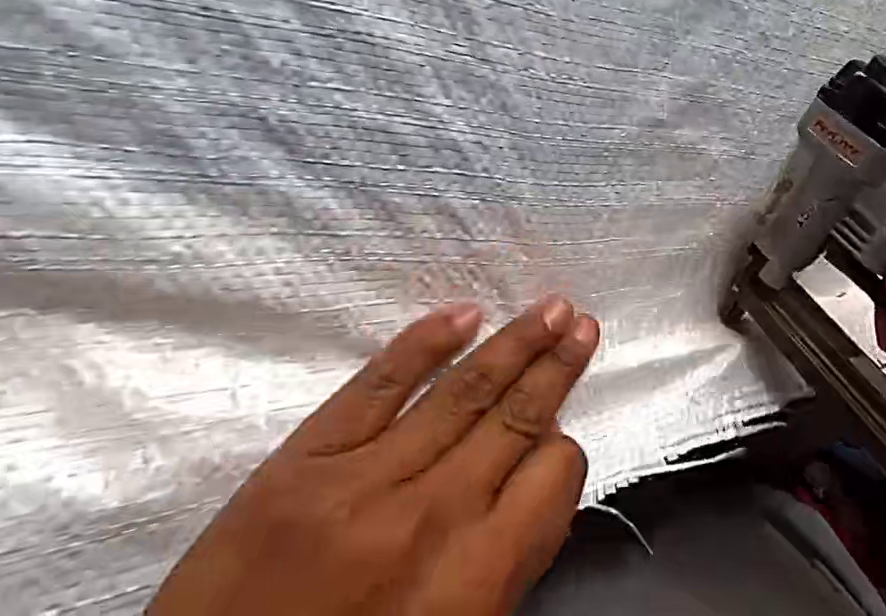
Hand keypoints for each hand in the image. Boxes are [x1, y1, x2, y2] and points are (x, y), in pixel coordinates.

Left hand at [149, 297, 600, 615]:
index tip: (556, 438)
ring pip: (463, 389)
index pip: (554, 473)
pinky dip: (425, 343)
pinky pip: (378, 383)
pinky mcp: (301, 461)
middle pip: (517, 418)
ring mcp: (363, 481)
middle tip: (584, 324)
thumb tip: (541, 483)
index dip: (563, 449)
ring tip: (553, 308)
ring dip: (517, 341)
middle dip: (558, 367)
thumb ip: (507, 563)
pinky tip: (463, 315)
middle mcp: (430, 516)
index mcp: (474, 577)